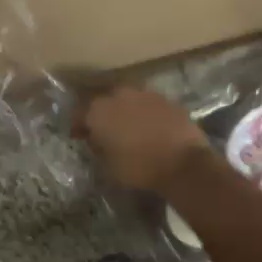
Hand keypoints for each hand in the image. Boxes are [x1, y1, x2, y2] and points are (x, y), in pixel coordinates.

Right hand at [76, 86, 212, 193]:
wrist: (183, 164)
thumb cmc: (138, 167)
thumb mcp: (107, 165)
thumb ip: (97, 147)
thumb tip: (97, 139)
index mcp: (98, 110)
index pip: (79, 113)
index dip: (77, 126)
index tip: (78, 137)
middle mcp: (119, 95)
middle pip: (103, 102)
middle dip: (101, 115)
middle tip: (103, 130)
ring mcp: (145, 94)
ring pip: (127, 100)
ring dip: (124, 111)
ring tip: (127, 128)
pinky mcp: (167, 99)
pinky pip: (148, 104)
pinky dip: (144, 114)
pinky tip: (148, 128)